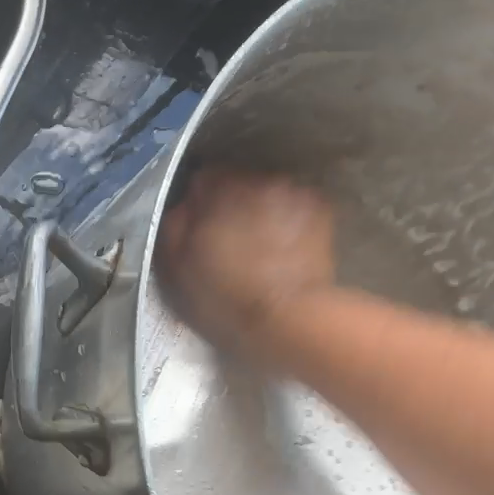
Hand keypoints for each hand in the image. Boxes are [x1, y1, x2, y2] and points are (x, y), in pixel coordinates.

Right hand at [158, 170, 336, 355]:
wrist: (287, 317)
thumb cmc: (224, 299)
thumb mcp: (178, 271)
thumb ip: (173, 229)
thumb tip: (180, 206)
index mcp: (219, 193)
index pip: (203, 176)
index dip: (198, 201)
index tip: (196, 224)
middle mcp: (258, 181)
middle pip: (238, 182)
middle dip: (230, 205)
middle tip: (225, 239)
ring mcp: (293, 191)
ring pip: (267, 193)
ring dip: (259, 211)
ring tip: (255, 245)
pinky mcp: (320, 208)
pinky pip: (294, 205)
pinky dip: (285, 219)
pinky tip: (280, 247)